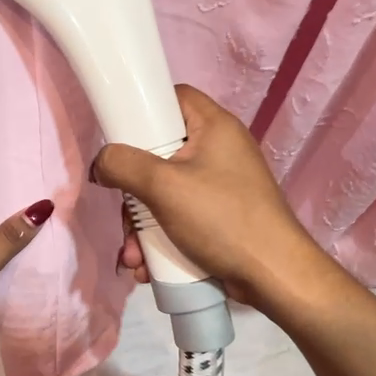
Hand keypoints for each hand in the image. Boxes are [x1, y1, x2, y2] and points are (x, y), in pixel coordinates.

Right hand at [93, 85, 337, 311]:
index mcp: (214, 127)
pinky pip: (178, 218)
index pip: (174, 98)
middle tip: (125, 216)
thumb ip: (124, 165)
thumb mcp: (164, 186)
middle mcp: (219, 151)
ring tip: (134, 257)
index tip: (119, 137)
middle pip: (160, 153)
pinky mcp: (220, 218)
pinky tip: (147, 266)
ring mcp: (221, 187)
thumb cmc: (222, 219)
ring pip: (164, 193)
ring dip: (141, 226)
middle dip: (133, 192)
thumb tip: (102, 163)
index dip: (143, 109)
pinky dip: (160, 240)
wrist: (274, 277)